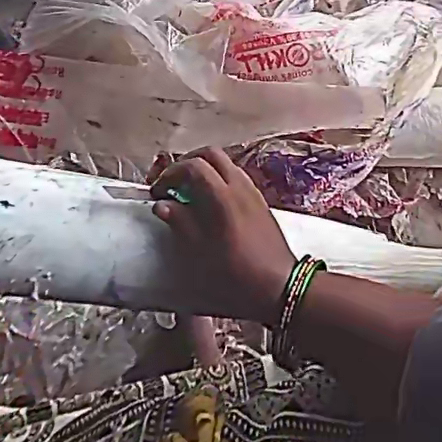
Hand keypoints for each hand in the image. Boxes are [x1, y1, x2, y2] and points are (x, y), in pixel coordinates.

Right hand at [151, 147, 296, 322]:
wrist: (282, 287)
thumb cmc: (237, 273)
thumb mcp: (201, 252)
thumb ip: (181, 223)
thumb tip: (162, 205)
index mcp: (222, 196)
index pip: (193, 166)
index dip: (171, 174)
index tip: (159, 191)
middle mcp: (239, 185)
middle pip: (210, 154)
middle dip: (187, 162)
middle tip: (173, 181)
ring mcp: (252, 191)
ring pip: (224, 162)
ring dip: (204, 168)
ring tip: (189, 190)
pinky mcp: (259, 200)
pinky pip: (235, 175)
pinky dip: (218, 177)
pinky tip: (211, 200)